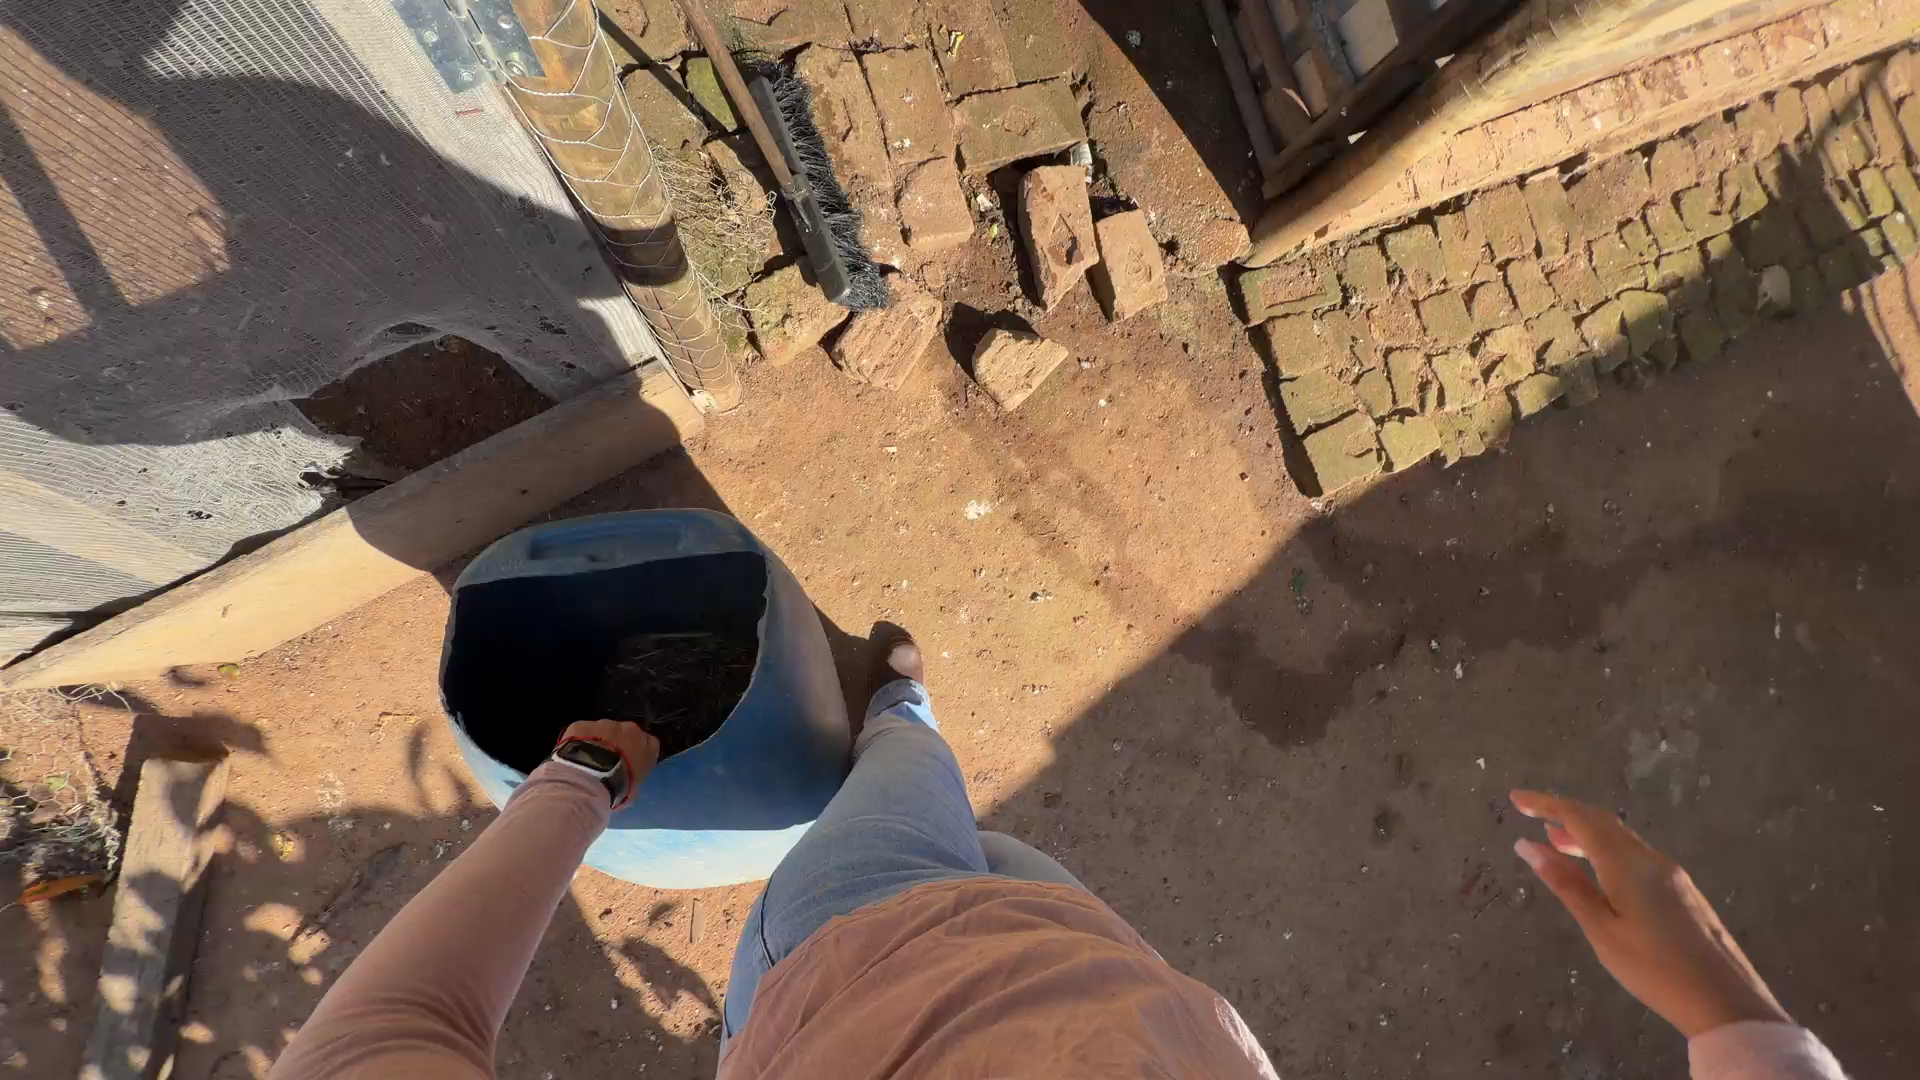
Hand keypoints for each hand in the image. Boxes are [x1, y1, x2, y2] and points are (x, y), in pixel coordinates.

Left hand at [559, 719, 659, 805]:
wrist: (588, 780)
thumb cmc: (617, 787)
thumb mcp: (634, 790)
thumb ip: (634, 777)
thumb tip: (626, 779)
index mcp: (648, 745)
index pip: (648, 745)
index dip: (636, 754)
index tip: (628, 765)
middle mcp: (630, 729)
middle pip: (625, 734)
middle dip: (616, 745)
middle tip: (604, 763)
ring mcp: (606, 724)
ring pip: (602, 731)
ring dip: (597, 742)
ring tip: (585, 762)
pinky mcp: (582, 725)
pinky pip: (581, 732)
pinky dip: (576, 742)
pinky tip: (570, 757)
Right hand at [1510, 790, 1790, 1037]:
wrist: (1732, 1008)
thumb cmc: (1654, 967)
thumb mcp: (1599, 928)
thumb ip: (1565, 883)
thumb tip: (1527, 845)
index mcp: (1625, 863)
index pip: (1578, 818)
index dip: (1545, 803)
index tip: (1516, 798)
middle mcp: (1650, 859)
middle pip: (1602, 821)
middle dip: (1564, 812)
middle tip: (1530, 812)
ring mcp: (1672, 876)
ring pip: (1620, 837)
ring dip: (1585, 832)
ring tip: (1555, 841)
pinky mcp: (1684, 893)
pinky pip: (1634, 854)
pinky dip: (1605, 849)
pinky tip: (1596, 870)